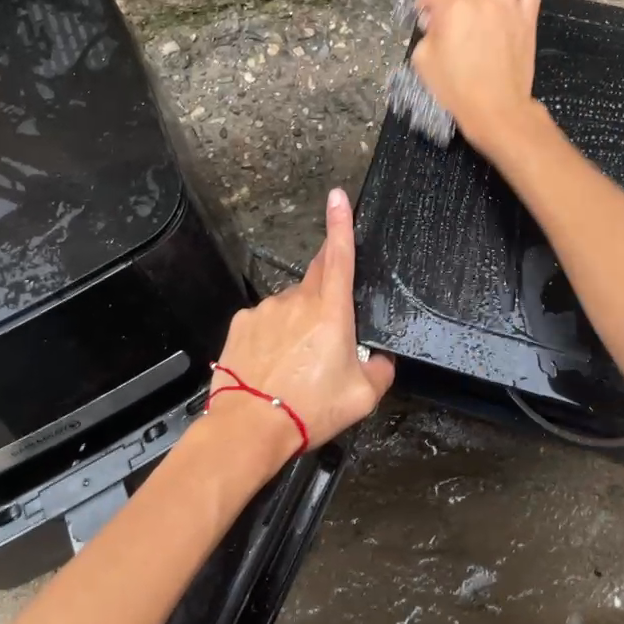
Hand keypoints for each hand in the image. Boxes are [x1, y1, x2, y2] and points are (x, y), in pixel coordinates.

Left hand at [208, 189, 395, 471]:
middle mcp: (297, 300)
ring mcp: (266, 309)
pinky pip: (264, 322)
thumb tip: (382, 360)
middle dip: (325, 295)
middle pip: (317, 281)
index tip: (338, 196)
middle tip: (327, 337)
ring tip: (296, 369)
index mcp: (331, 310)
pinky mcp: (242, 323)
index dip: (341, 222)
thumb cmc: (308, 409)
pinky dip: (272, 338)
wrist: (249, 427)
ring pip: (290, 307)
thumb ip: (380, 371)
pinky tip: (272, 366)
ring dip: (297, 326)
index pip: (340, 255)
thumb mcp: (361, 397)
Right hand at [411, 0, 544, 152]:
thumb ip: (427, 34)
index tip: (427, 13)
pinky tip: (508, 3)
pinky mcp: (527, 19)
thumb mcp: (423, 62)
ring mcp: (508, 7)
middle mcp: (481, 0)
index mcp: (452, 8)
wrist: (496, 108)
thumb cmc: (456, 89)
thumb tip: (435, 22)